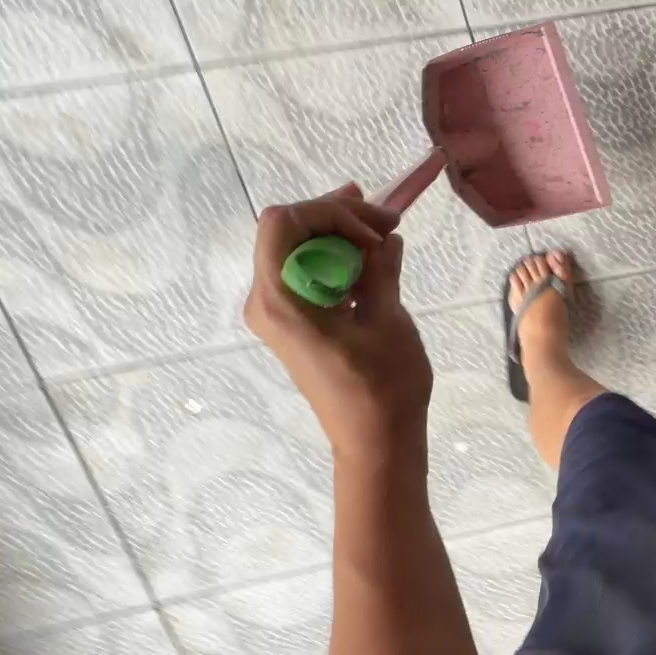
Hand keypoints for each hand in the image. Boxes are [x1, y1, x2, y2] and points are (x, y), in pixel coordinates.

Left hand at [243, 185, 431, 464]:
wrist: (376, 441)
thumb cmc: (384, 386)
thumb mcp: (388, 320)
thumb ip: (380, 271)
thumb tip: (386, 239)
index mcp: (281, 297)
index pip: (285, 223)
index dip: (333, 213)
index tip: (379, 231)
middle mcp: (266, 300)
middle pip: (288, 234)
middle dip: (337, 220)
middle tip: (388, 222)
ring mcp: (278, 315)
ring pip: (298, 253)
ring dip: (339, 240)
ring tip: (384, 236)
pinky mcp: (295, 327)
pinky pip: (308, 279)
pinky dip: (337, 265)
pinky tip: (370, 263)